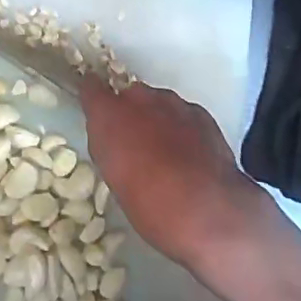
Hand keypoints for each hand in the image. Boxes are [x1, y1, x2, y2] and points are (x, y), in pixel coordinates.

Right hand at [78, 78, 270, 270]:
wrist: (209, 212)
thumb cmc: (150, 204)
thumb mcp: (114, 180)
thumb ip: (109, 147)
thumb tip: (113, 138)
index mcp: (110, 114)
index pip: (91, 87)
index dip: (93, 96)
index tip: (95, 107)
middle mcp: (139, 98)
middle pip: (129, 97)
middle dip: (131, 115)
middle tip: (137, 147)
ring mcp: (173, 102)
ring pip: (158, 105)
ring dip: (158, 121)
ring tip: (168, 157)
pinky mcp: (200, 113)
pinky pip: (183, 115)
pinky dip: (182, 129)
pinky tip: (191, 158)